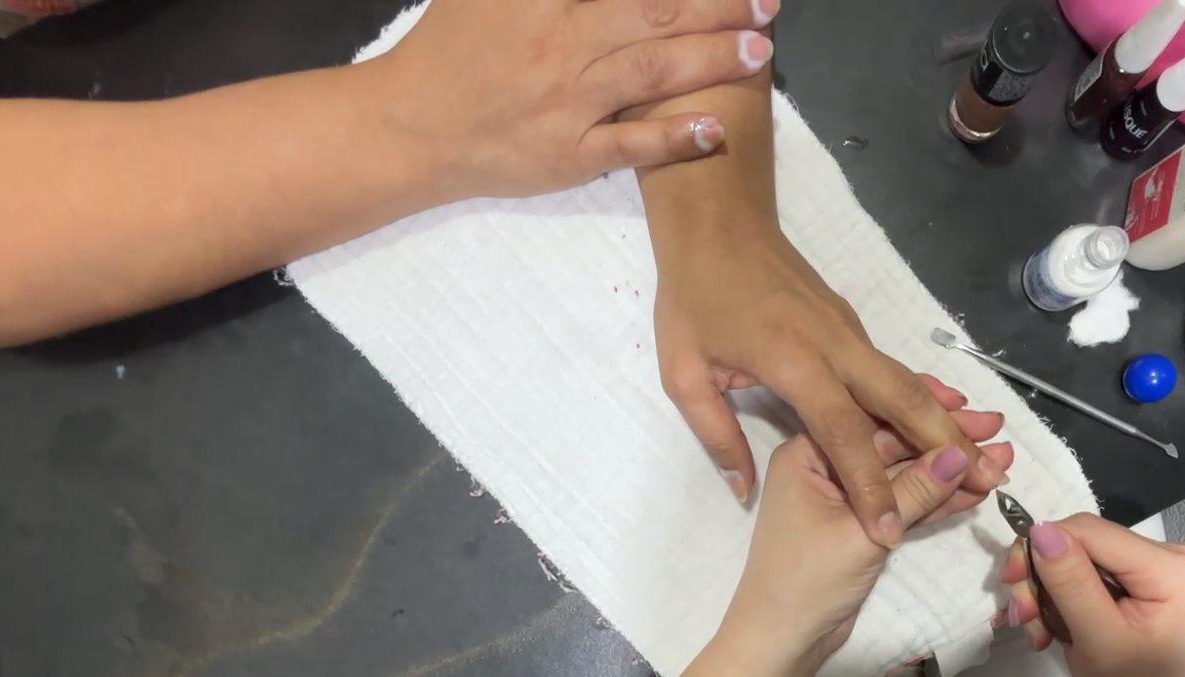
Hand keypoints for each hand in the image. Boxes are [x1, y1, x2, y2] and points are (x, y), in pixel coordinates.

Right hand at [376, 0, 777, 199]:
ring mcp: (568, 102)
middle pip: (653, 15)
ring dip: (709, 61)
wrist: (417, 126)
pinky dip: (672, 139)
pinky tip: (713, 131)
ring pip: (650, 75)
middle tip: (766, 2)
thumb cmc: (454, 53)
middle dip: (716, 6)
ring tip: (759, 52)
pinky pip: (630, 147)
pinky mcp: (570, 154)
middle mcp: (562, 42)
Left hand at [654, 230, 1004, 547]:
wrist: (717, 219)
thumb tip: (743, 488)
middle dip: (946, 447)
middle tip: (986, 483)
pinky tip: (945, 421)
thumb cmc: (693, 298)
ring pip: (908, 382)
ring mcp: (851, 332)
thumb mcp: (683, 374)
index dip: (870, 488)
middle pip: (904, 403)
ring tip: (985, 455)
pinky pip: (894, 370)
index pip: (844, 436)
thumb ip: (717, 435)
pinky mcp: (853, 324)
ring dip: (947, 420)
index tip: (889, 531)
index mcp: (795, 364)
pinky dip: (924, 399)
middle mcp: (837, 347)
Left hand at [723, 382, 1014, 661]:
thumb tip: (962, 452)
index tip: (981, 421)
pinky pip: (902, 503)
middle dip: (947, 444)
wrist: (784, 639)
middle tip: (999, 434)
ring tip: (1003, 463)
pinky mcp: (860, 523)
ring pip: (904, 476)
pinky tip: (974, 490)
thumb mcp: (865, 531)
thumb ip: (914, 492)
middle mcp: (825, 464)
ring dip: (950, 473)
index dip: (931, 420)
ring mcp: (844, 495)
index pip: (877, 423)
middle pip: (894, 445)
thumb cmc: (809, 579)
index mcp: (808, 451)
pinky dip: (936, 500)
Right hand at [1002, 515, 1184, 676]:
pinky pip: (1077, 571)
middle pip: (1077, 541)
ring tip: (1037, 631)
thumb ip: (1072, 583)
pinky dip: (1054, 598)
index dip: (1041, 548)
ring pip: (1070, 556)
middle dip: (1040, 577)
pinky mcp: (1131, 578)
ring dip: (1042, 592)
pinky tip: (1049, 626)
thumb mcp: (1099, 640)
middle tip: (1021, 616)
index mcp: (1170, 566)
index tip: (1011, 585)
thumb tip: (1040, 530)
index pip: (1089, 531)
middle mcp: (1164, 555)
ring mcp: (1147, 565)